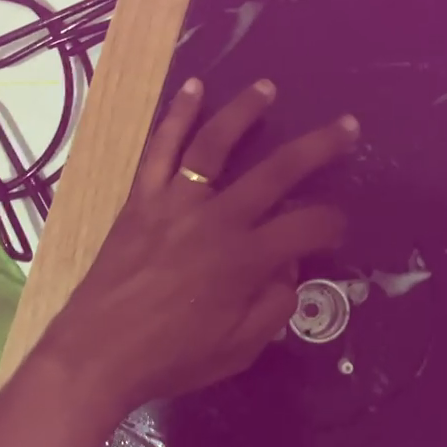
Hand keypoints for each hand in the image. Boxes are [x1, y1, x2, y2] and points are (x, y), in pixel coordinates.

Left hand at [38, 78, 356, 417]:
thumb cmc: (172, 358)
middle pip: (278, 171)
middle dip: (319, 147)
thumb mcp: (240, 348)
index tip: (337, 231)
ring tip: (267, 88)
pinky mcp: (141, 200)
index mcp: (246, 259)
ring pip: (216, 144)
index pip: (307, 228)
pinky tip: (193, 89)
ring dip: (245, 112)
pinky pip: (161, 149)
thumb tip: (290, 268)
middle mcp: (216, 219)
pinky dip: (177, 116)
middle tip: (347, 127)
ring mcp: (175, 203)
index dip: (332, 225)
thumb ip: (275, 305)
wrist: (98, 355)